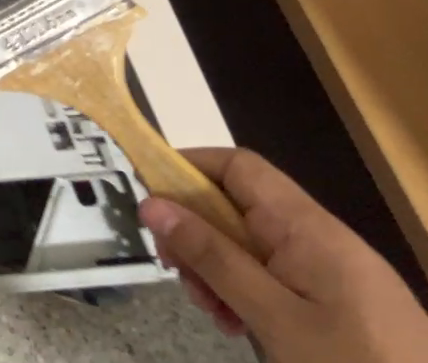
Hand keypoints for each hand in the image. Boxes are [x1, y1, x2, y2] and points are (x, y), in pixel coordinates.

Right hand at [139, 147, 427, 361]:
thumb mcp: (274, 315)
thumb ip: (212, 257)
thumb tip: (150, 204)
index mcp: (309, 229)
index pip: (238, 166)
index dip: (187, 167)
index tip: (151, 199)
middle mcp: (320, 238)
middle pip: (235, 205)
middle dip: (194, 232)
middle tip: (175, 268)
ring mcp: (332, 271)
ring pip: (248, 243)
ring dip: (214, 267)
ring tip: (210, 307)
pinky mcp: (338, 300)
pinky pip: (273, 273)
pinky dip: (243, 288)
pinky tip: (236, 321)